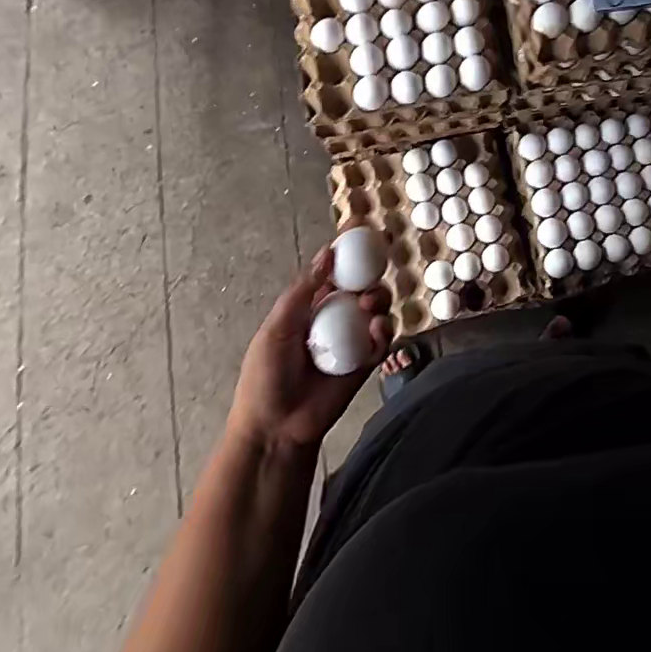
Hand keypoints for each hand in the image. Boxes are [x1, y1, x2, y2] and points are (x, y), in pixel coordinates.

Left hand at [227, 246, 392, 451]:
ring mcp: (353, 337)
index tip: (362, 225)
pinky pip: (383, 338)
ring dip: (379, 299)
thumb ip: (303, 290)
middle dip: (371, 273)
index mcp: (311, 303)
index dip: (348, 247)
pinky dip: (384, 330)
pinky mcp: (367, 360)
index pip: (333, 268)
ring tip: (369, 307)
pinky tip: (376, 331)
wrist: (277, 427)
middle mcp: (336, 315)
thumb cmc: (266, 376)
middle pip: (362, 283)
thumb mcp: (277, 327)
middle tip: (371, 276)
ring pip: (378, 306)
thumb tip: (328, 252)